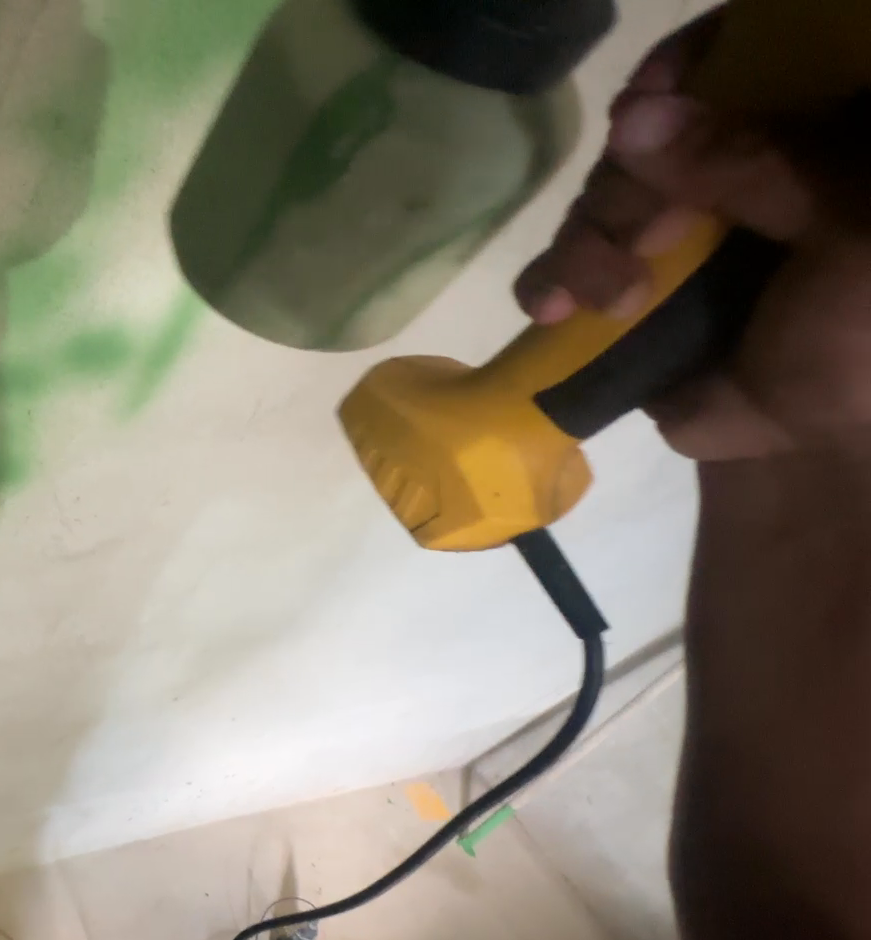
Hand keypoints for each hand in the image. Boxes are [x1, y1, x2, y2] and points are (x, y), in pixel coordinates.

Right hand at [514, 15, 870, 460]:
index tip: (655, 98)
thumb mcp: (851, 223)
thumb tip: (636, 114)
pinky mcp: (619, 285)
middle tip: (652, 237)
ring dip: (584, 249)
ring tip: (610, 301)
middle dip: (630, 187)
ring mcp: (672, 227)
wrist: (823, 440)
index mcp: (816, 130)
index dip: (693, 64)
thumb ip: (755, 158)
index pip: (746, 54)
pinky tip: (554, 311)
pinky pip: (556, 267)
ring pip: (594, 202)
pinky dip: (544, 287)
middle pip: (650, 133)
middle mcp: (739, 165)